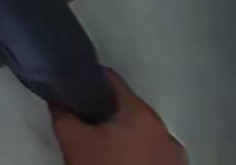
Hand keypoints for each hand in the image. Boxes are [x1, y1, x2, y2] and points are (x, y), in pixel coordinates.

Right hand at [52, 71, 184, 164]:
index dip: (87, 79)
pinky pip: (151, 154)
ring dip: (120, 135)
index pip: (110, 79)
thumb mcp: (72, 140)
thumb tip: (58, 97)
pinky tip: (117, 164)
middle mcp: (166, 133)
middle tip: (83, 123)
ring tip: (100, 149)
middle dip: (104, 112)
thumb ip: (62, 111)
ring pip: (140, 132)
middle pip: (127, 107)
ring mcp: (177, 160)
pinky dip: (134, 154)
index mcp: (143, 115)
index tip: (72, 88)